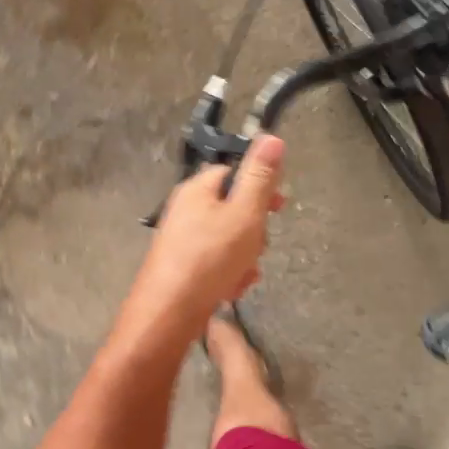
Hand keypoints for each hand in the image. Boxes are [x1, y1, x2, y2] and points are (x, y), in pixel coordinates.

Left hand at [129, 135, 285, 322]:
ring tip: (243, 273)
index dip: (260, 187)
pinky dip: (229, 274)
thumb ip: (259, 178)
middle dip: (254, 229)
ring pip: (229, 238)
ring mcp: (183, 240)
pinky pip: (216, 262)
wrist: (168, 313)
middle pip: (234, 208)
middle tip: (257, 246)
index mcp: (198, 189)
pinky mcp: (183, 267)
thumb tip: (272, 136)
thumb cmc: (209, 258)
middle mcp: (186, 210)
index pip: (234, 172)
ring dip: (244, 256)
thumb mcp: (244, 214)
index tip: (279, 206)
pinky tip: (232, 288)